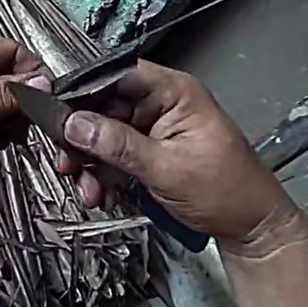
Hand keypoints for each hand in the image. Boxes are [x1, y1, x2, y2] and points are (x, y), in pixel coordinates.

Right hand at [53, 61, 307, 256]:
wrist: (251, 231)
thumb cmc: (226, 191)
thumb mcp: (165, 167)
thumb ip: (116, 143)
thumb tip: (73, 123)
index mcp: (172, 91)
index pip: (116, 75)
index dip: (82, 91)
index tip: (56, 113)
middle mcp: (159, 104)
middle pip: (103, 107)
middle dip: (81, 138)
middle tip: (66, 161)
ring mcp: (152, 129)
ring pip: (102, 134)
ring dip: (89, 163)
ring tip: (87, 190)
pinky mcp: (147, 152)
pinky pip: (112, 155)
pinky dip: (101, 175)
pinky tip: (99, 194)